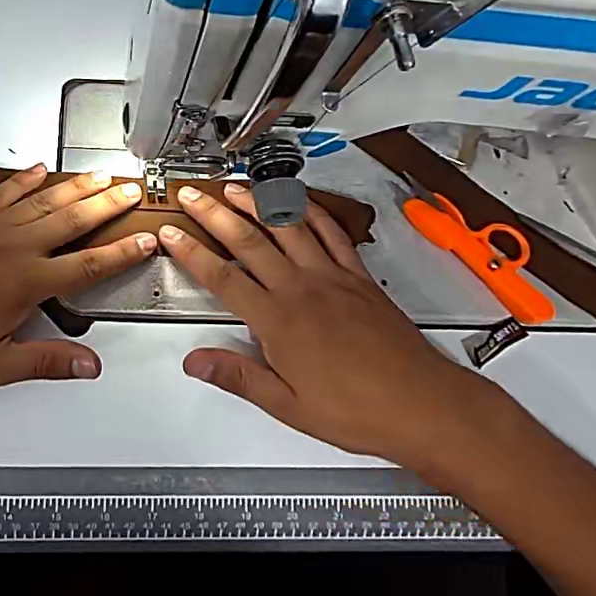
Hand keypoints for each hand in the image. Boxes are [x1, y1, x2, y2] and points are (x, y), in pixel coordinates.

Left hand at [0, 164, 152, 401]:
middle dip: (108, 204)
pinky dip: (24, 180)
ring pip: (44, 199)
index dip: (122, 252)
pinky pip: (4, 192)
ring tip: (101, 175)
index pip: (89, 265)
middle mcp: (14, 247)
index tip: (146, 240)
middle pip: (74, 219)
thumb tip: (89, 365)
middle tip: (131, 191)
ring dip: (76, 186)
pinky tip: (39, 171)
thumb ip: (45, 361)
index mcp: (26, 283)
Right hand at [159, 184, 512, 467]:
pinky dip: (313, 212)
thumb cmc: (361, 408)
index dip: (192, 252)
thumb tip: (198, 362)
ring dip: (258, 203)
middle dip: (214, 214)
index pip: (223, 277)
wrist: (422, 405)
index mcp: (279, 321)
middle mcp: (302, 290)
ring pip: (287, 227)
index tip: (173, 234)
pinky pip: (332, 233)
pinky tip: (300, 202)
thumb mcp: (288, 404)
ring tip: (236, 187)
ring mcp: (332, 278)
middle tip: (193, 195)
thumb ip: (239, 376)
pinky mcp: (359, 277)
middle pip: (248, 240)